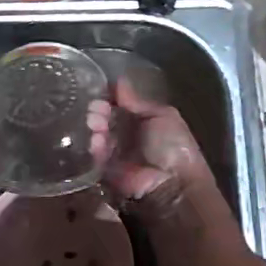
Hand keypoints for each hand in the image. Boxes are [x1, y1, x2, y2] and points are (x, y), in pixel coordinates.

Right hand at [102, 79, 210, 201]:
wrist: (171, 183)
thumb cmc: (172, 146)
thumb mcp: (161, 115)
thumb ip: (137, 101)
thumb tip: (119, 81)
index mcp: (140, 121)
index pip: (118, 105)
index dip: (109, 97)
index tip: (100, 91)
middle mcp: (124, 135)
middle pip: (104, 118)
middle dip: (98, 110)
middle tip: (96, 108)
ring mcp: (113, 152)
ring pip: (95, 133)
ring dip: (94, 125)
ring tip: (95, 122)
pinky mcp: (103, 169)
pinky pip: (93, 154)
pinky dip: (93, 145)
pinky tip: (96, 139)